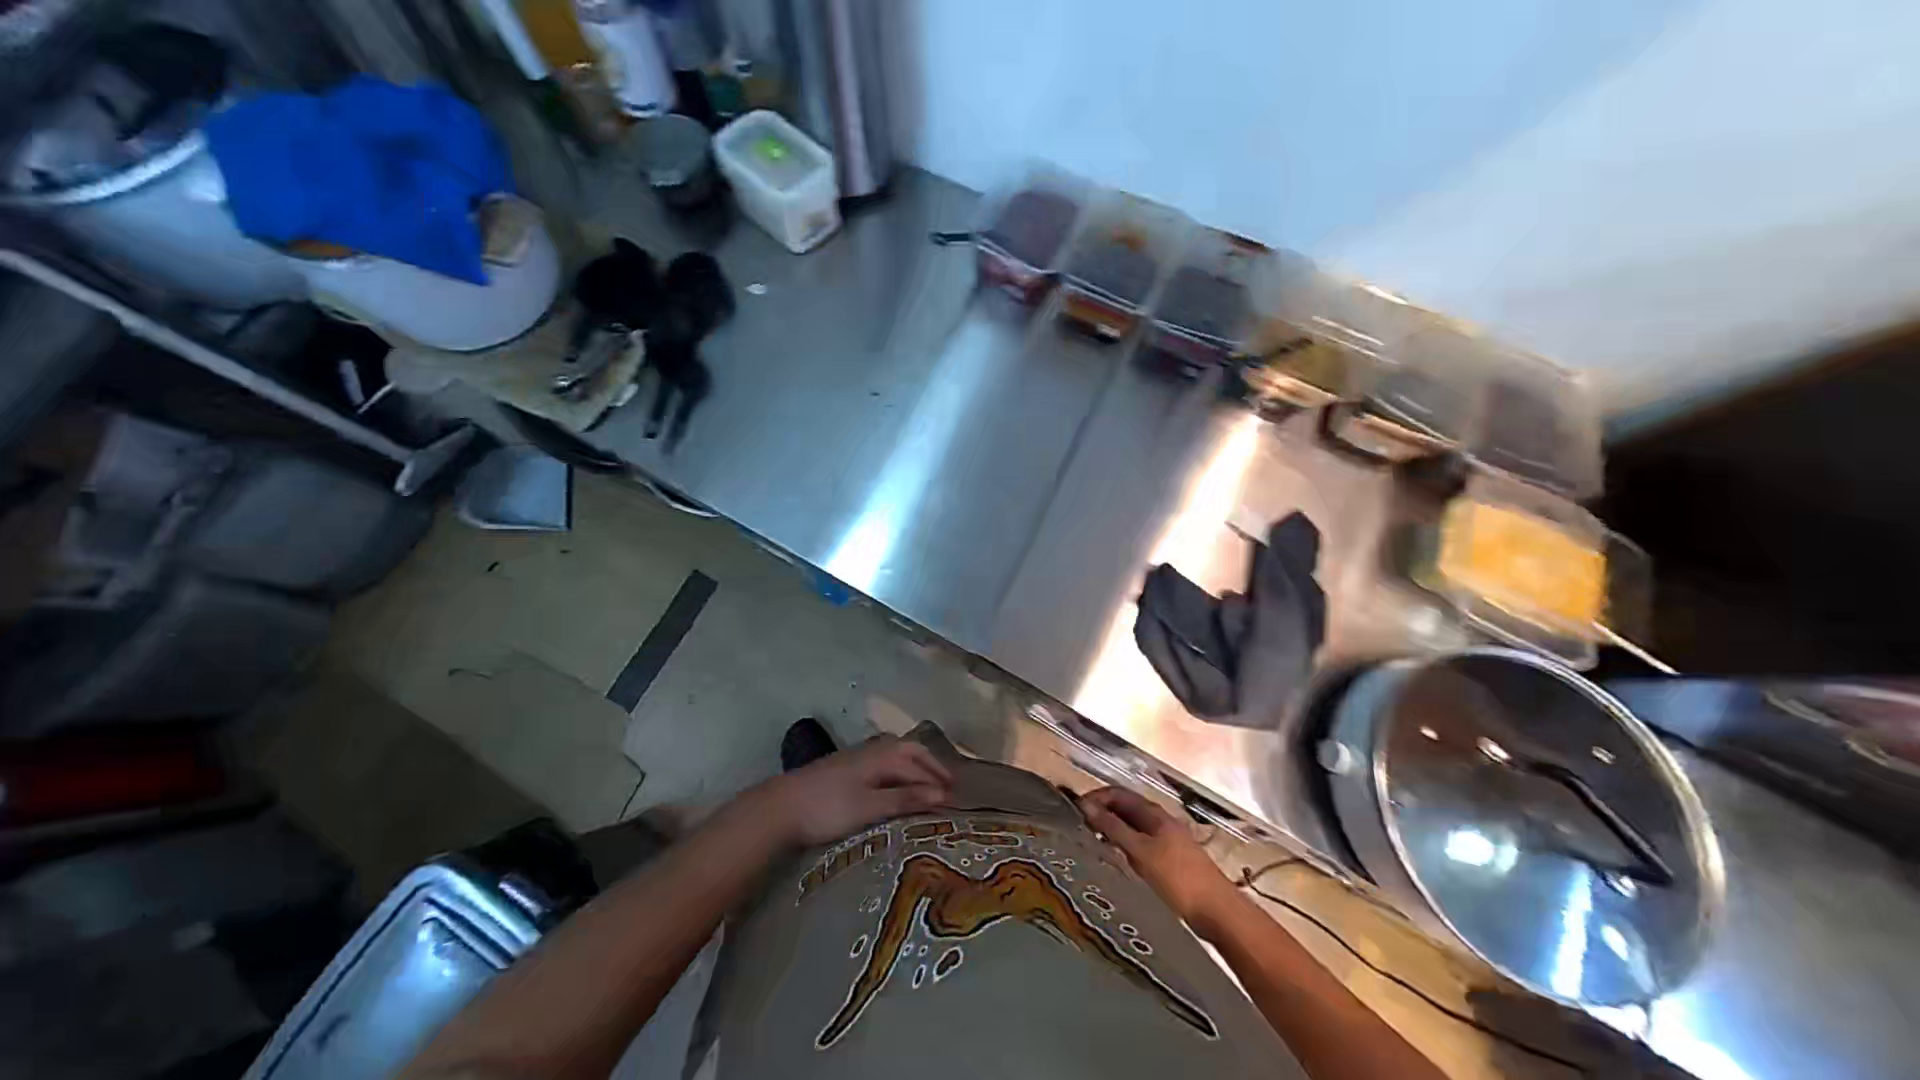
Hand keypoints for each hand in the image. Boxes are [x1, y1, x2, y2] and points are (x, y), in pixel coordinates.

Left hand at [759, 735, 954, 847]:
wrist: (778, 809)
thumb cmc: (827, 808)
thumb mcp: (869, 807)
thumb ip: (905, 800)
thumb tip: (943, 795)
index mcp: (880, 756)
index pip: (918, 762)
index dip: (938, 777)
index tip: (957, 796)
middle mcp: (870, 751)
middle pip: (907, 751)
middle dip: (929, 766)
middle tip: (947, 786)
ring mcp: (854, 759)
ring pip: (893, 757)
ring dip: (913, 768)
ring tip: (926, 787)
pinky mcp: (842, 771)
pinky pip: (881, 765)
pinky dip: (897, 774)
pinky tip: (893, 789)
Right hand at [1079, 786, 1239, 935]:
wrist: (1218, 913)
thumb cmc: (1177, 879)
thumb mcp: (1140, 852)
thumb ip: (1113, 828)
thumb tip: (1086, 806)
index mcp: (1154, 814)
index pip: (1118, 793)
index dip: (1095, 798)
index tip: (1073, 812)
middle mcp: (1161, 822)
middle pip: (1125, 809)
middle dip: (1101, 814)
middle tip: (1079, 829)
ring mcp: (1168, 842)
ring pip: (1133, 829)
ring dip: (1112, 832)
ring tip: (1091, 846)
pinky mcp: (1171, 863)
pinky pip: (1140, 846)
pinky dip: (1124, 848)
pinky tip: (1116, 864)